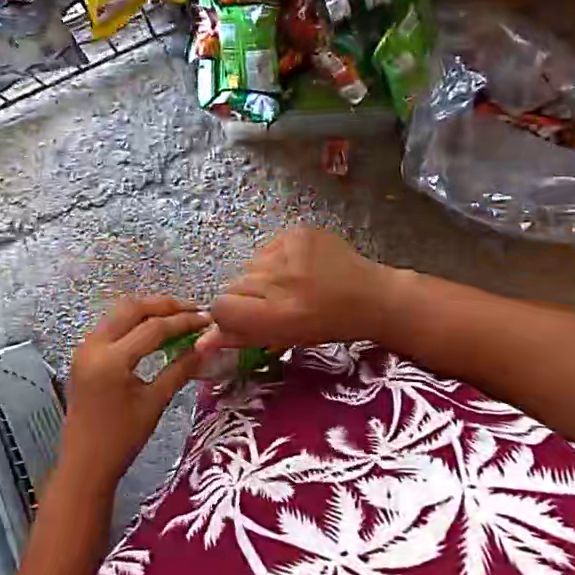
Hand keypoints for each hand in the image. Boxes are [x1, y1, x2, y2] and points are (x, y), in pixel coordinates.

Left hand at [60, 297, 211, 485]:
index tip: (206, 318)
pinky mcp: (82, 354)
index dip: (182, 321)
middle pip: (131, 309)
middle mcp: (93, 346)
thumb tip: (204, 348)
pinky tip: (151, 330)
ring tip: (175, 316)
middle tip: (191, 309)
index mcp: (111, 360)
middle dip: (162, 306)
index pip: (152, 328)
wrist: (85, 462)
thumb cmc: (122, 439)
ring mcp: (84, 348)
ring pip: (117, 315)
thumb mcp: (154, 403)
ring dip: (146, 311)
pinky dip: (131, 323)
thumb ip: (178, 370)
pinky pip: (109, 327)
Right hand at [199, 227, 397, 352]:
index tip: (243, 316)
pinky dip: (274, 259)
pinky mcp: (297, 232)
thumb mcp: (285, 338)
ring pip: (249, 266)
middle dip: (247, 296)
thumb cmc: (328, 325)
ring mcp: (290, 252)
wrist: (374, 297)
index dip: (227, 313)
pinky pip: (265, 248)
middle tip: (274, 302)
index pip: (222, 307)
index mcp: (279, 315)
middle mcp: (282, 281)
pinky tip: (297, 267)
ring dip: (261, 277)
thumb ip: (241, 337)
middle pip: (234, 285)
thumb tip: (200, 343)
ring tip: (288, 284)